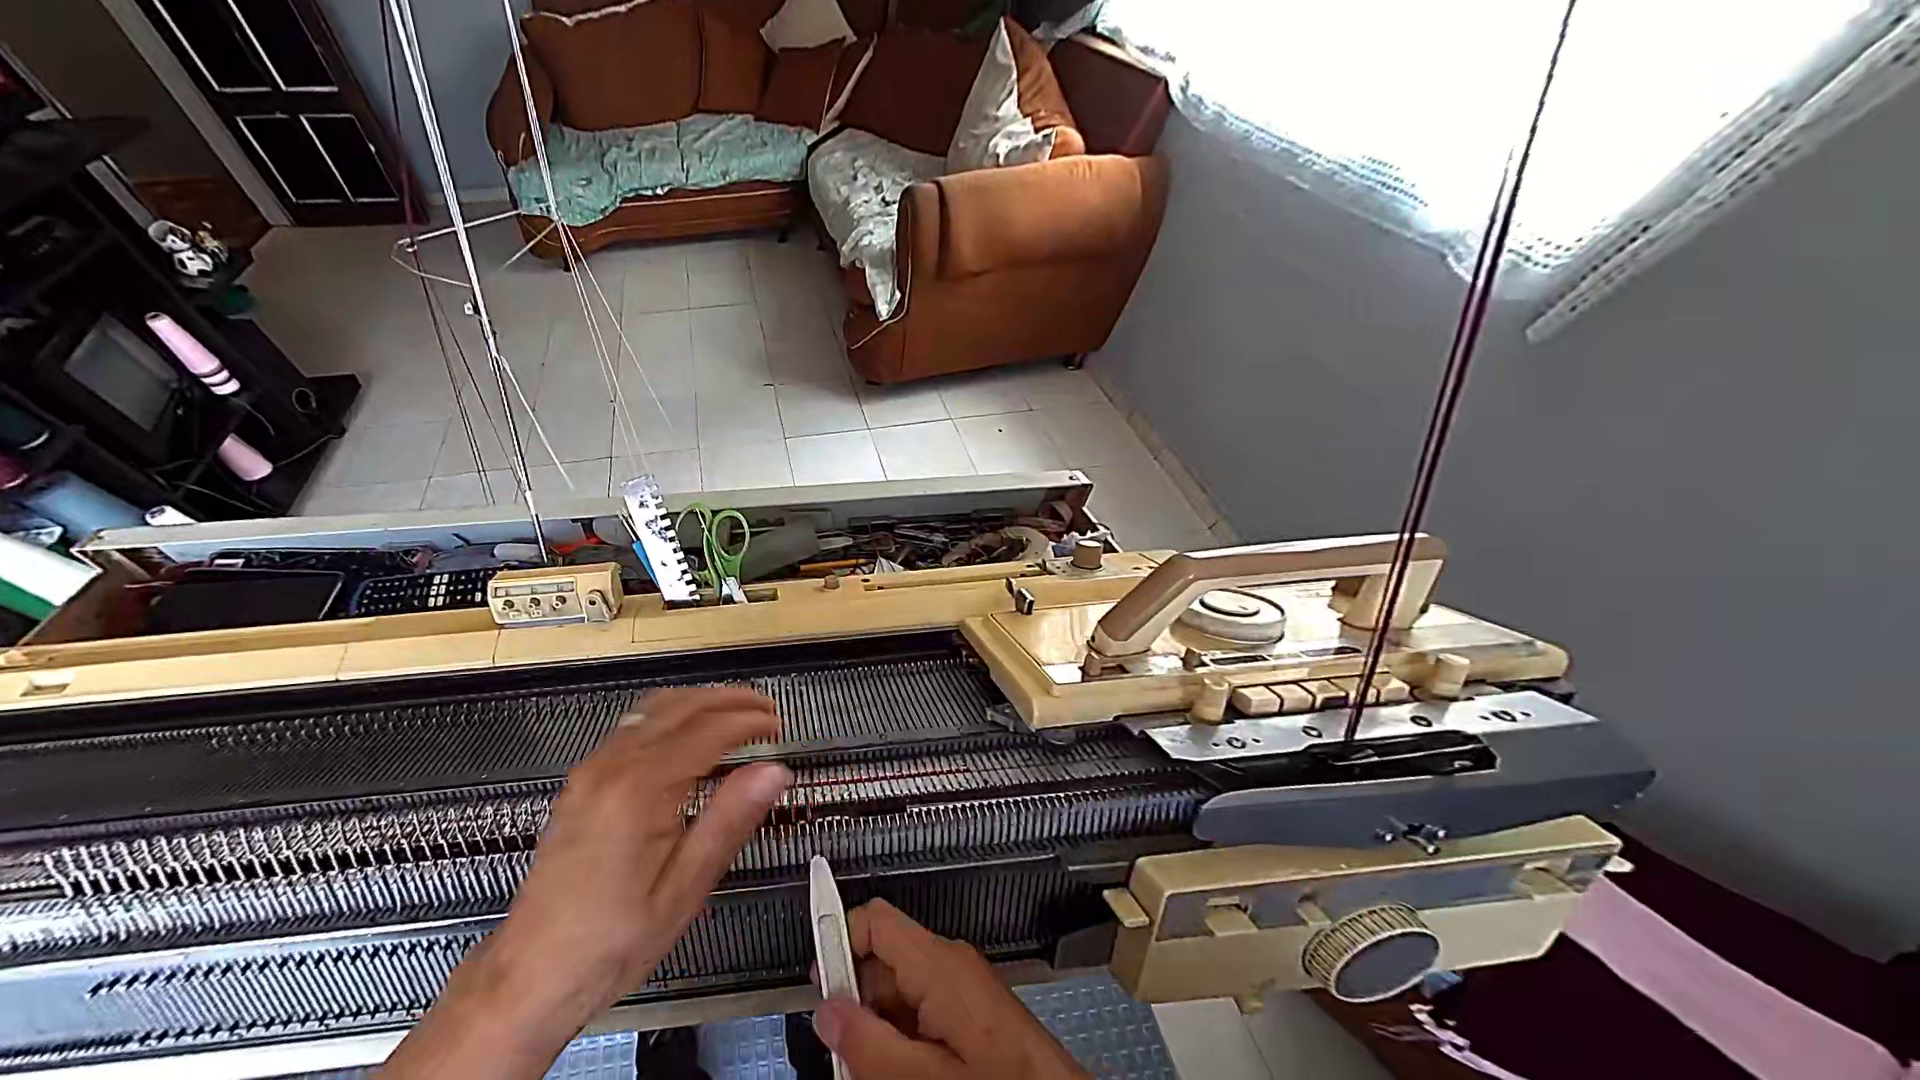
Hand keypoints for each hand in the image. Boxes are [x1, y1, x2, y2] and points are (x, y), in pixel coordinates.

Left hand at [380, 688, 791, 1078]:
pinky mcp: (582, 782)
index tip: (779, 730)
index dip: (750, 722)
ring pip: (655, 709)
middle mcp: (612, 766)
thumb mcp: (684, 888)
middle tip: (767, 713)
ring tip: (738, 714)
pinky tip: (690, 733)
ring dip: (701, 702)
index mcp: (641, 789)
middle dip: (730, 700)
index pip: (709, 731)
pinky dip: (672, 715)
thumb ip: (730, 820)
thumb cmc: (613, 941)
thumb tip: (775, 771)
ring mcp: (592, 770)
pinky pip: (634, 725)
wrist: (531, 976)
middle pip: (681, 707)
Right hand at [812, 900, 1087, 1079]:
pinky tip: (901, 1072)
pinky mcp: (969, 1008)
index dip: (838, 939)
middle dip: (855, 1005)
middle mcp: (949, 962)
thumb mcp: (924, 1076)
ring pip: (898, 993)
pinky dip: (902, 1039)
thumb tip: (826, 1011)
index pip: (874, 919)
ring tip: (874, 1073)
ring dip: (877, 1030)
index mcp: (938, 963)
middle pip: (881, 961)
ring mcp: (961, 985)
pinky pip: (921, 1010)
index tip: (814, 980)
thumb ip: (870, 1045)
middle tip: (845, 1058)